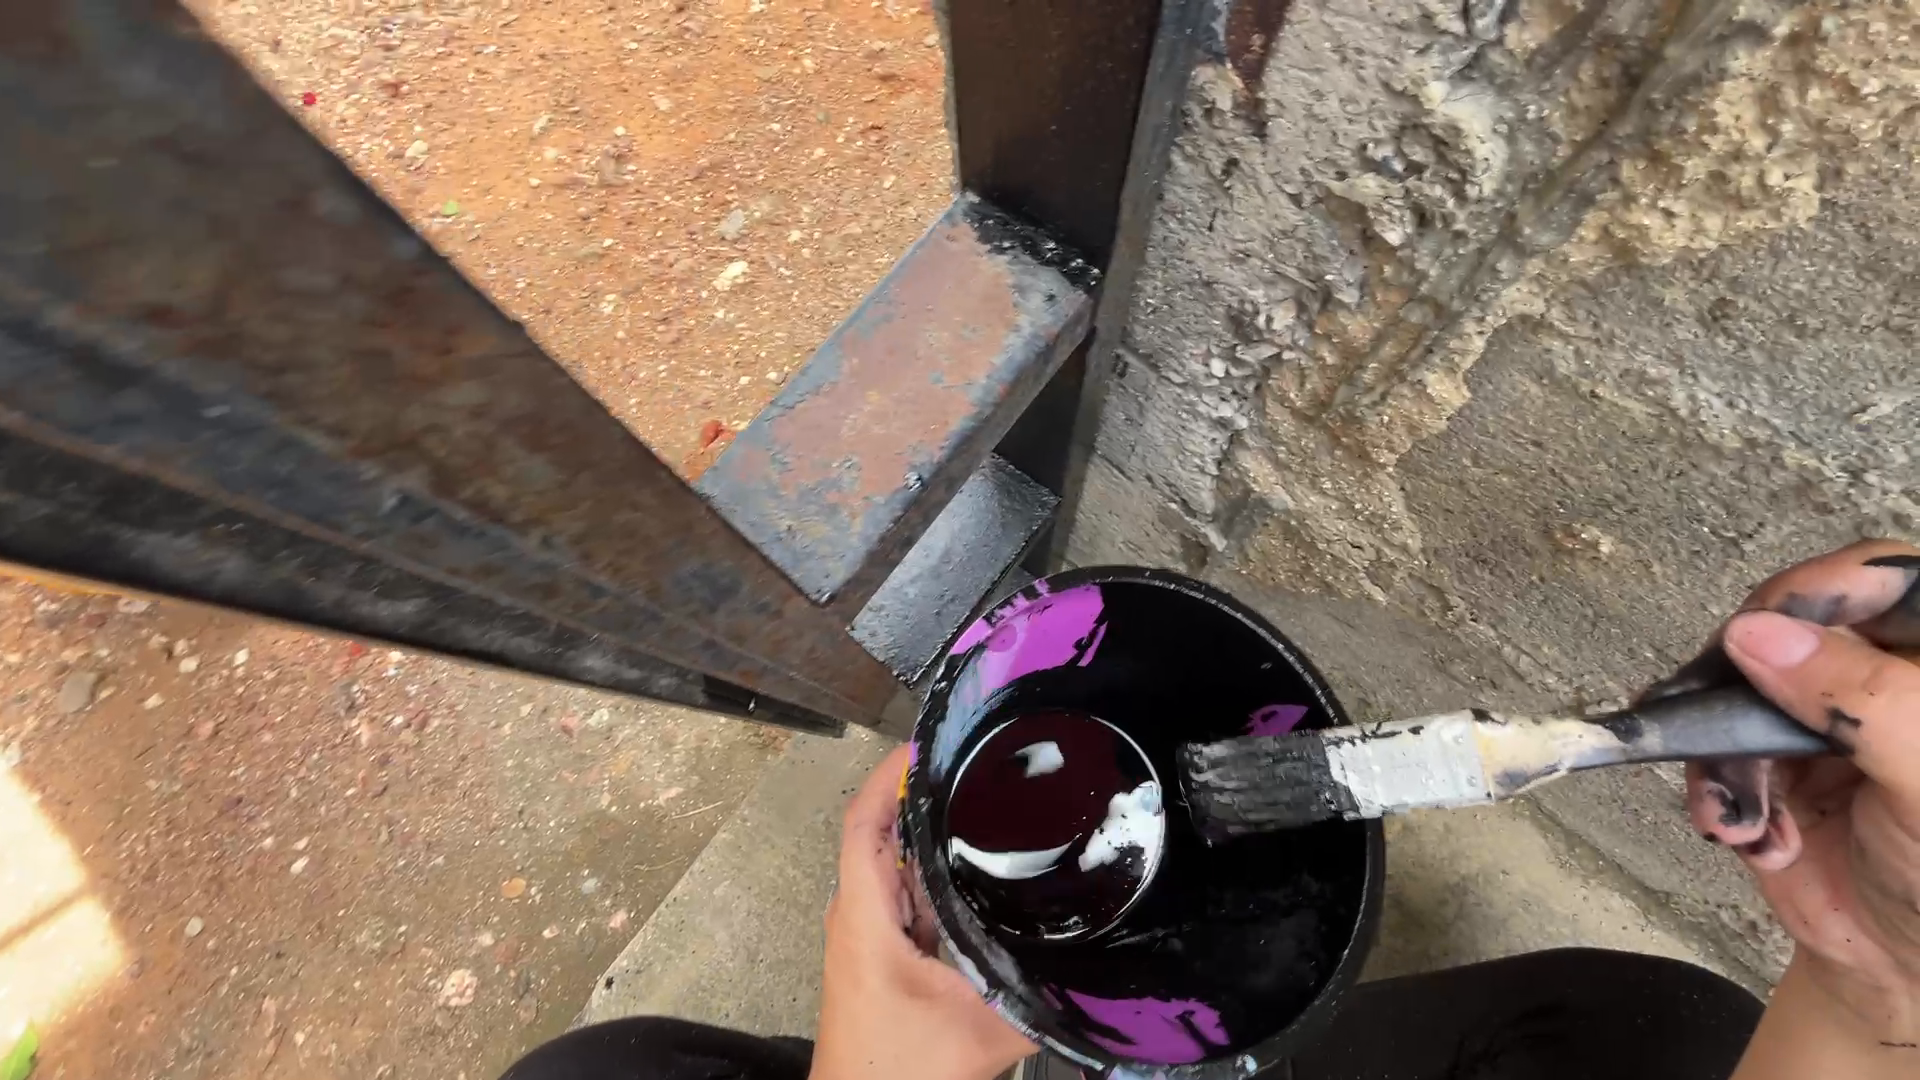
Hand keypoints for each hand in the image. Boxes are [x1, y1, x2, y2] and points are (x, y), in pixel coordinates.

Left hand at [809, 746, 1036, 1079]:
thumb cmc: (897, 1073)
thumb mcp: (976, 1031)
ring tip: (972, 799)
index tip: (925, 745)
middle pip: (878, 829)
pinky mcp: (879, 948)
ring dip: (922, 828)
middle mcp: (858, 911)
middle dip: (917, 790)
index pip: (864, 819)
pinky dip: (927, 867)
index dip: (888, 775)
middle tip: (967, 763)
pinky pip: (900, 890)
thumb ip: (1034, 997)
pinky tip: (966, 865)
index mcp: (866, 914)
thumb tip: (1090, 967)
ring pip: (890, 860)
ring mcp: (866, 930)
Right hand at [1659, 540, 1919, 1050]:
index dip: (1831, 586)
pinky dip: (1707, 783)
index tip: (1771, 625)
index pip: (1894, 581)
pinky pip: (1699, 738)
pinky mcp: (1755, 753)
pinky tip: (1738, 825)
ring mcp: (1812, 718)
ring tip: (1740, 812)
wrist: (1904, 970)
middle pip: (1789, 628)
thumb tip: (1756, 630)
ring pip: (1726, 686)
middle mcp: (1882, 683)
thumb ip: (1867, 702)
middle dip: (1747, 684)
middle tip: (1735, 722)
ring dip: (1719, 753)